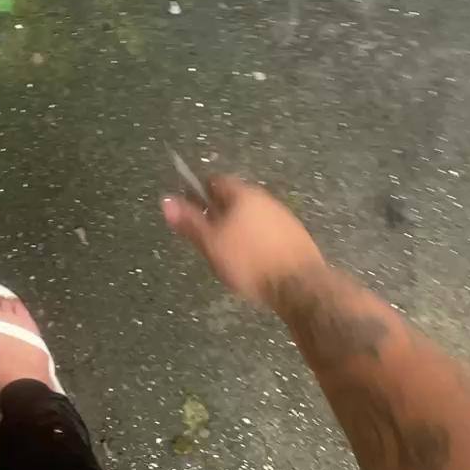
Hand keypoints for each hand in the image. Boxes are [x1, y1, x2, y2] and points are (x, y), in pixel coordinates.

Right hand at [161, 175, 324, 306]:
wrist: (304, 289)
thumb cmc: (249, 262)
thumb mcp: (210, 243)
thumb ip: (188, 221)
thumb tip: (165, 200)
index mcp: (241, 194)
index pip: (214, 181)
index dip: (199, 193)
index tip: (193, 214)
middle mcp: (264, 198)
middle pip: (235, 198)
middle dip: (220, 213)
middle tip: (209, 236)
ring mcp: (284, 217)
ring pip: (253, 215)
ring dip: (240, 227)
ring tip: (231, 252)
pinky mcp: (298, 238)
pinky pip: (269, 231)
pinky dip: (258, 240)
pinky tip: (256, 262)